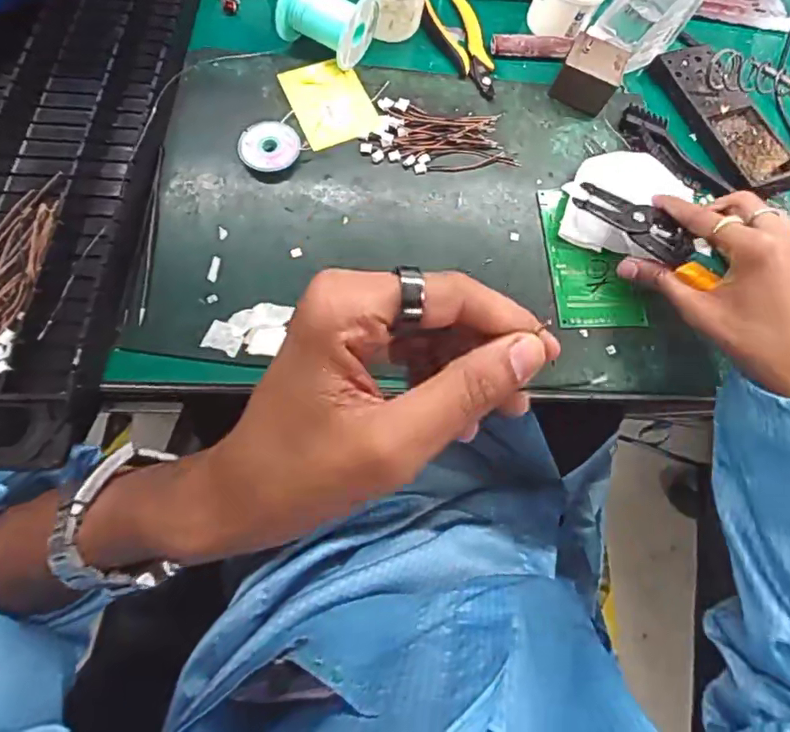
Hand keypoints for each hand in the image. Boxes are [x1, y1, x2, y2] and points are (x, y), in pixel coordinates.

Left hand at [180, 269, 558, 559]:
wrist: (240, 498)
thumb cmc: (306, 476)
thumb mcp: (397, 440)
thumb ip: (467, 390)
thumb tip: (530, 350)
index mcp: (347, 303)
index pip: (446, 292)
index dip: (503, 320)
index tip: (548, 355)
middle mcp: (345, 294)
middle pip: (439, 306)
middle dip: (484, 349)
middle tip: (521, 398)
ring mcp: (343, 314)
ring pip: (428, 326)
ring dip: (463, 366)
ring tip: (492, 414)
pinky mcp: (345, 338)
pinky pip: (407, 344)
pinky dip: (436, 375)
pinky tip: (454, 414)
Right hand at [618, 192, 789, 403]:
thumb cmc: (760, 348)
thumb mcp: (702, 311)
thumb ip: (664, 281)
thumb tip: (632, 267)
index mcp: (757, 250)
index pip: (706, 218)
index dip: (678, 208)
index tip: (663, 202)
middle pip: (747, 203)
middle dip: (716, 208)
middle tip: (697, 227)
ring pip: (776, 218)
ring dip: (747, 223)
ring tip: (728, 249)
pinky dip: (774, 243)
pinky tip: (760, 268)